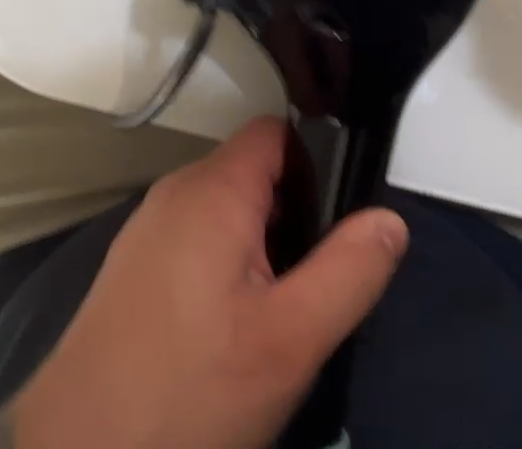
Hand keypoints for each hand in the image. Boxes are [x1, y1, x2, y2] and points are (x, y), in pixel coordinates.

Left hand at [10, 117, 408, 448]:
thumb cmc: (192, 388)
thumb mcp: (291, 338)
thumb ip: (349, 271)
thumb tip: (390, 220)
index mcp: (212, 191)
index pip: (274, 133)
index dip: (315, 162)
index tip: (340, 218)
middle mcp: (173, 194)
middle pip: (252, 174)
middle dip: (292, 216)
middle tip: (312, 283)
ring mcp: (145, 232)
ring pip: (224, 213)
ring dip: (260, 249)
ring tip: (276, 314)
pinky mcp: (131, 270)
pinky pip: (194, 243)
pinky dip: (224, 269)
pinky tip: (229, 332)